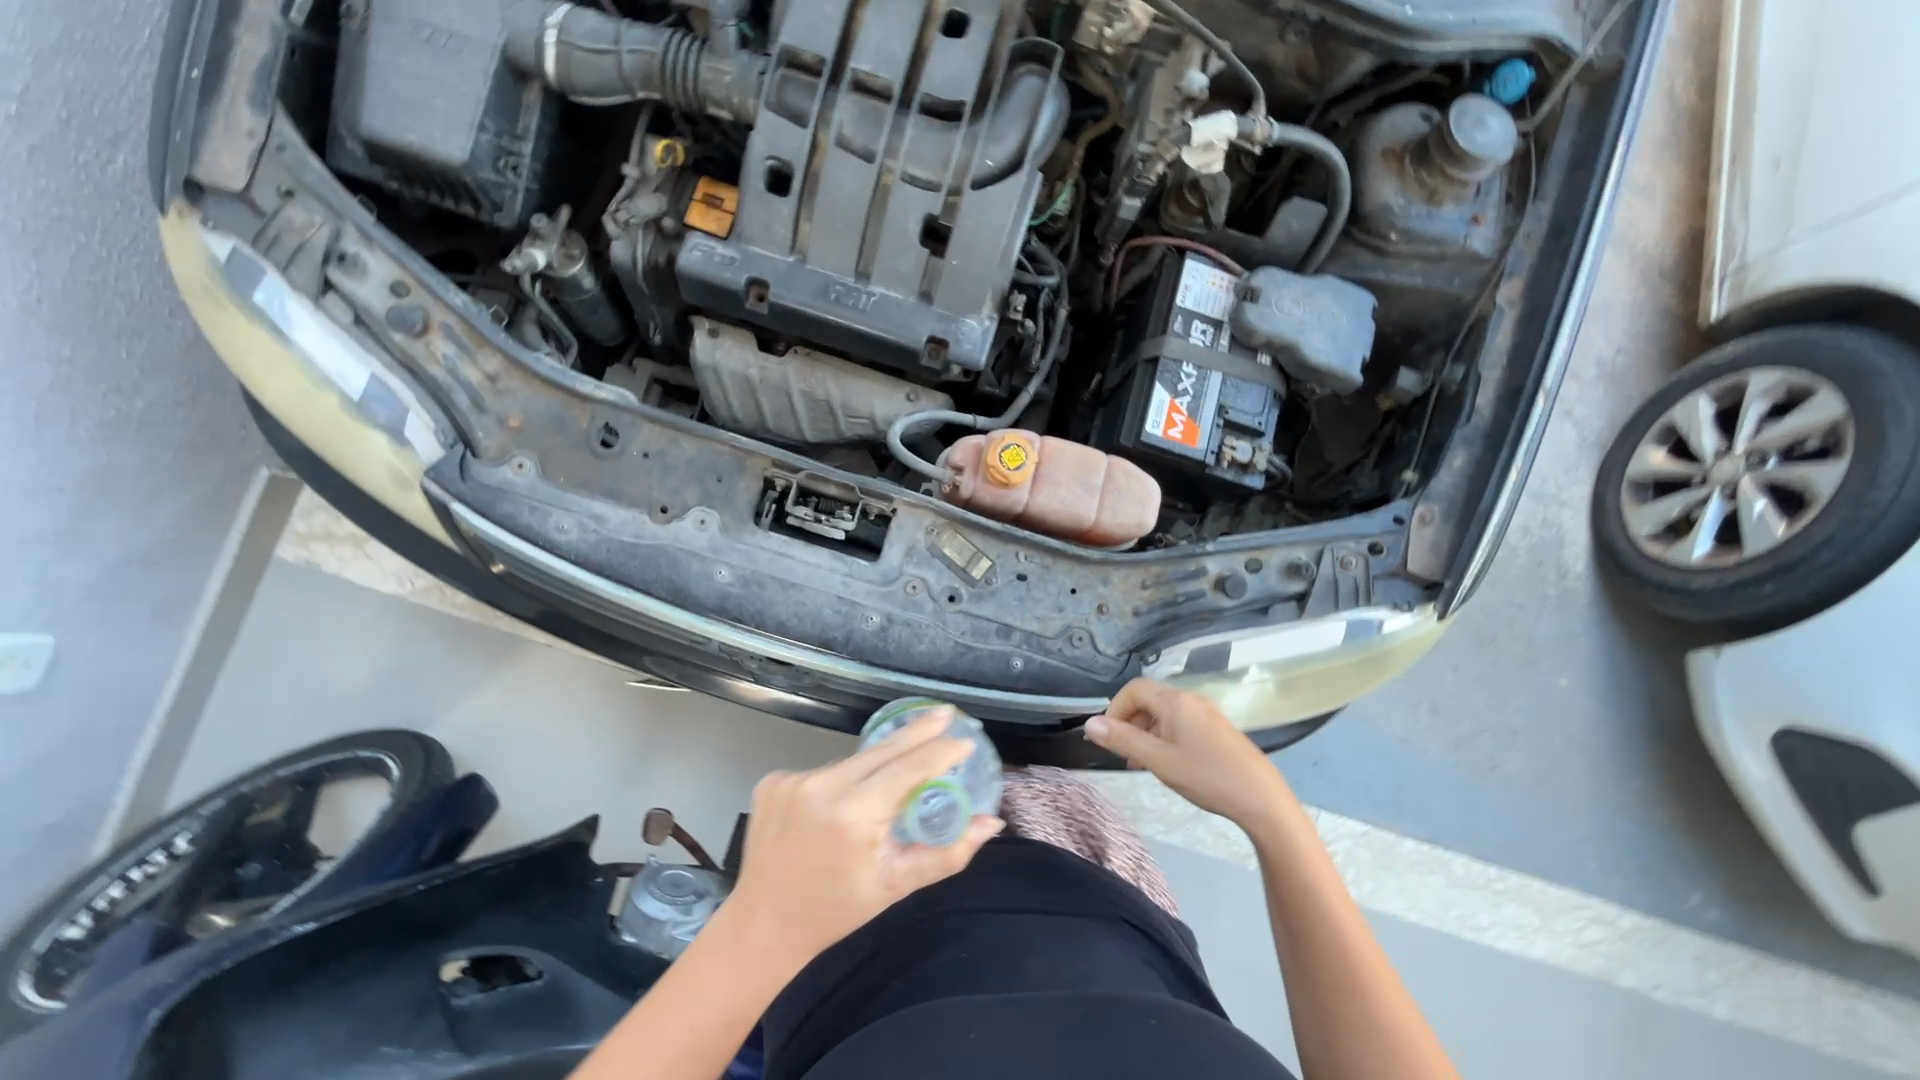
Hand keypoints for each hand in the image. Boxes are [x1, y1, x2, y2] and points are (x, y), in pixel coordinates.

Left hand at [724, 709, 1003, 969]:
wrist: (764, 925)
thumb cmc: (838, 910)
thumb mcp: (897, 885)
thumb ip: (948, 852)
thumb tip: (991, 822)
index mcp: (853, 816)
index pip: (908, 769)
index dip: (939, 751)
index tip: (965, 739)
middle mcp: (820, 788)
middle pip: (881, 752)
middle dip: (917, 733)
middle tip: (946, 713)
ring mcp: (791, 781)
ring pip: (853, 763)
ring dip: (877, 765)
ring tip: (893, 780)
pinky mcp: (773, 781)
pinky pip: (824, 772)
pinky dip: (843, 781)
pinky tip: (843, 803)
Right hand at [1083, 678, 1291, 828]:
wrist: (1261, 798)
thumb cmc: (1207, 777)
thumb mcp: (1159, 761)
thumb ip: (1123, 740)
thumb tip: (1090, 724)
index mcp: (1176, 701)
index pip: (1133, 689)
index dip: (1114, 709)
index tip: (1107, 737)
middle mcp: (1191, 700)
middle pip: (1148, 699)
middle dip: (1129, 723)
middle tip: (1123, 755)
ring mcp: (1206, 714)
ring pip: (1164, 714)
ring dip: (1146, 733)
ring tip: (1143, 765)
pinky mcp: (1216, 729)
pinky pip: (1180, 724)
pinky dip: (1164, 738)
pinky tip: (1168, 764)